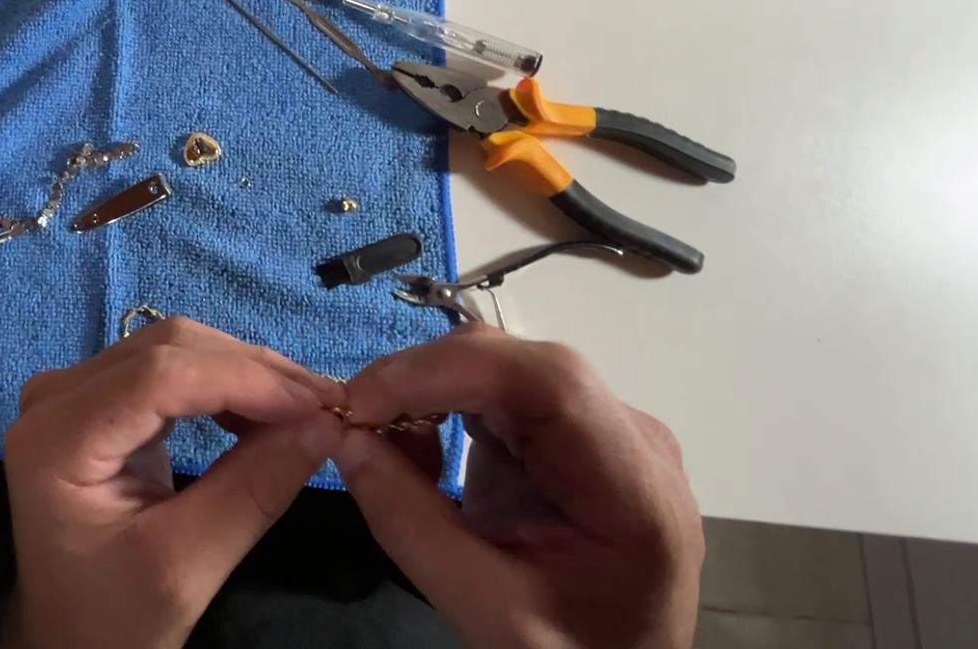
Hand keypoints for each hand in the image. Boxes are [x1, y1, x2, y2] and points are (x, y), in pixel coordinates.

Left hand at [0, 317, 347, 648]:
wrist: (64, 638)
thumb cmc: (110, 619)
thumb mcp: (183, 569)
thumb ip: (251, 491)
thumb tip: (324, 424)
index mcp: (54, 438)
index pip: (157, 376)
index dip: (241, 379)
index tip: (318, 403)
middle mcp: (54, 394)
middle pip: (165, 349)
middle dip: (250, 370)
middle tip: (325, 403)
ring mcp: (71, 390)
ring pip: (170, 348)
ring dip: (240, 371)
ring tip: (303, 407)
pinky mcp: (93, 397)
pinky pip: (164, 368)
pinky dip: (219, 383)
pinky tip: (259, 410)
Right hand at [334, 325, 703, 648]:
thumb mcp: (489, 615)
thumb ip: (411, 526)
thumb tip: (343, 436)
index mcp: (634, 487)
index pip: (544, 380)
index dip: (445, 369)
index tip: (365, 401)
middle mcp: (626, 434)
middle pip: (512, 361)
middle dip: (422, 377)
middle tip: (354, 419)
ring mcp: (596, 423)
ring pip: (492, 362)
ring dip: (423, 389)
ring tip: (382, 443)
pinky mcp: (563, 426)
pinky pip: (487, 386)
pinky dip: (436, 404)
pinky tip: (418, 452)